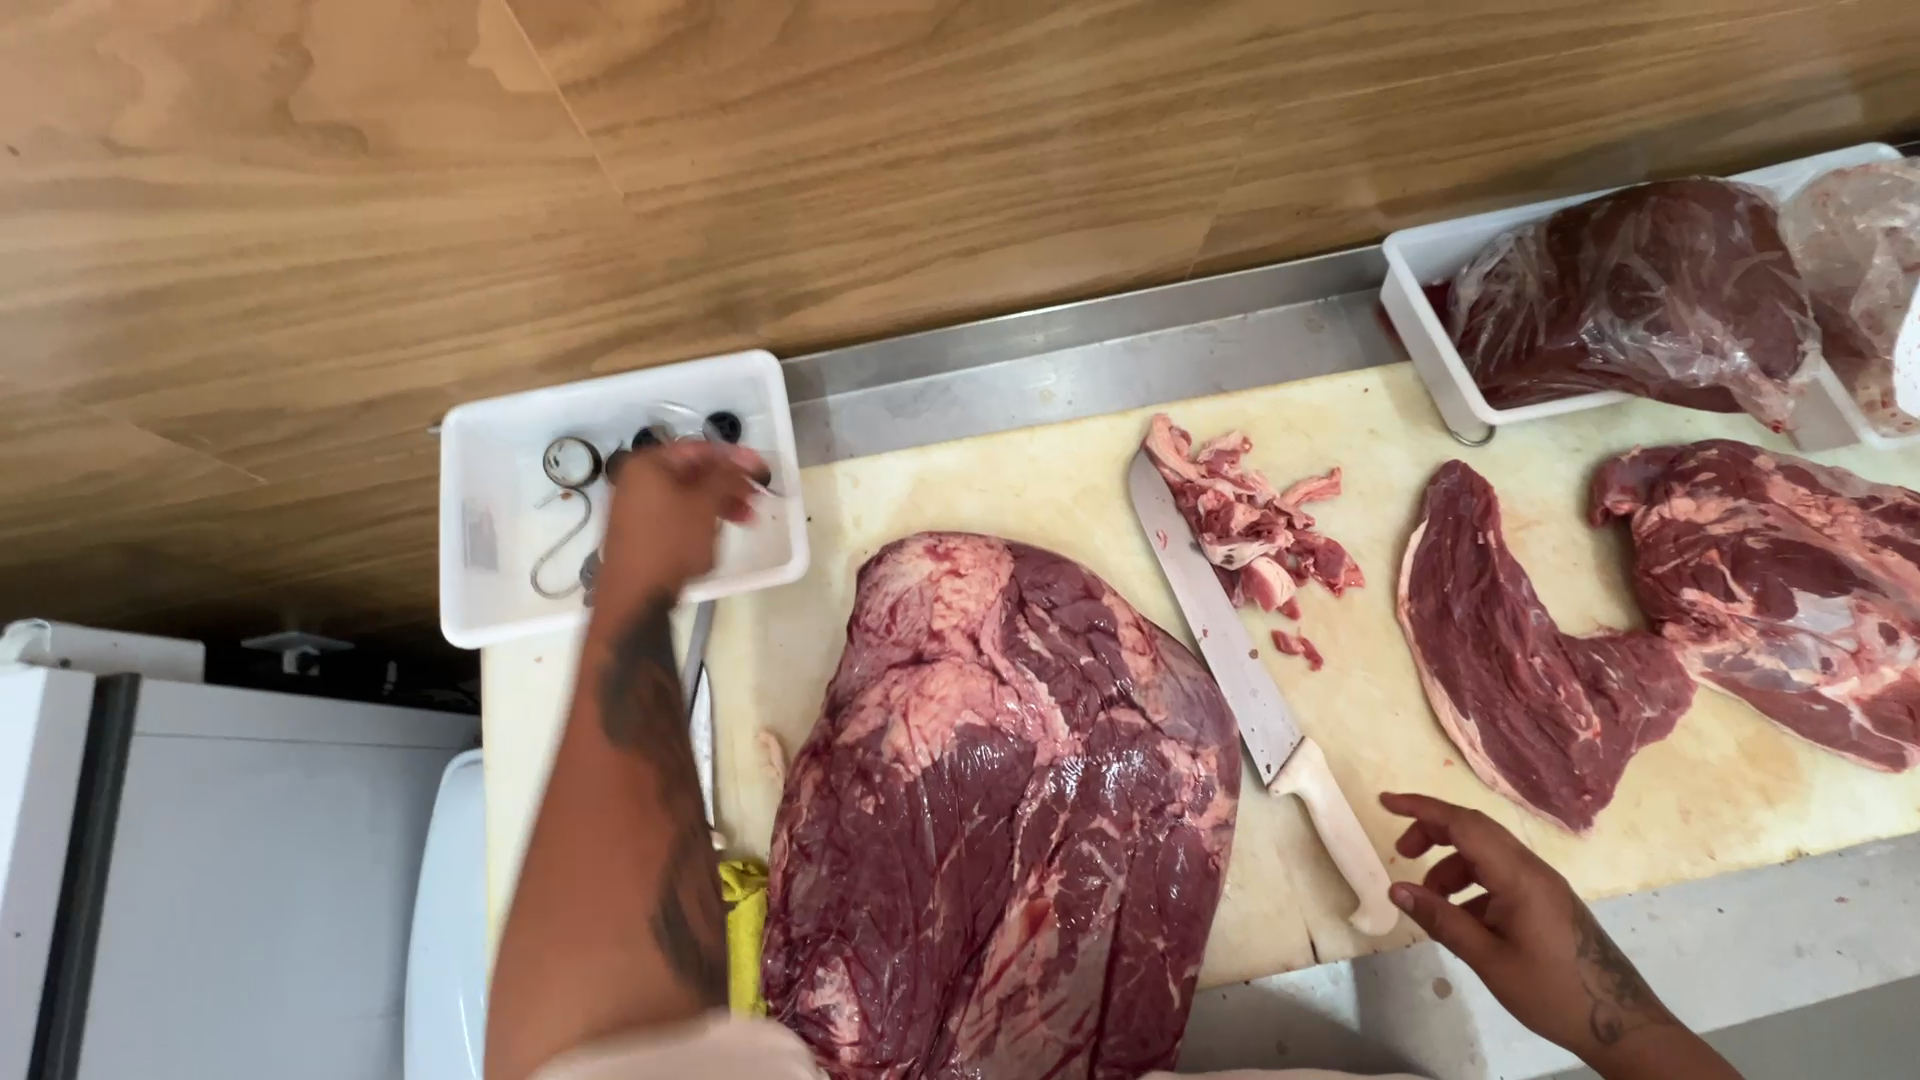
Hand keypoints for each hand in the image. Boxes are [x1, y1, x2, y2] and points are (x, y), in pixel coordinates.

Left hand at [599, 440, 765, 601]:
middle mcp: (637, 479)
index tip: (760, 468)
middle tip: (757, 496)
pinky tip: (719, 531)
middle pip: (693, 473)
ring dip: (719, 503)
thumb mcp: (705, 505)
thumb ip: (727, 476)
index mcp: (648, 464)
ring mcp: (636, 506)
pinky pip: (676, 513)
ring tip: (747, 519)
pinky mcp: (640, 530)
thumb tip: (746, 458)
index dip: (734, 457)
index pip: (699, 449)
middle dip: (728, 484)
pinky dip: (700, 517)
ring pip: (687, 495)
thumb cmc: (671, 542)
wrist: (634, 594)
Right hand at [1379, 793, 1734, 1077]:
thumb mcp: (1489, 960)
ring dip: (1450, 863)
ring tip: (1432, 898)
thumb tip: (1395, 888)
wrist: (1627, 1030)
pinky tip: (1464, 918)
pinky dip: (1471, 882)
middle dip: (1431, 832)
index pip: (1462, 824)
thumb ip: (1440, 920)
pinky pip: (1500, 873)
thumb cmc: (1555, 993)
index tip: (1385, 803)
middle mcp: (1532, 871)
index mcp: (1519, 878)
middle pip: (1473, 829)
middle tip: (1402, 852)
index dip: (1421, 808)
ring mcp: (1543, 885)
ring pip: (1485, 853)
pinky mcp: (1548, 901)